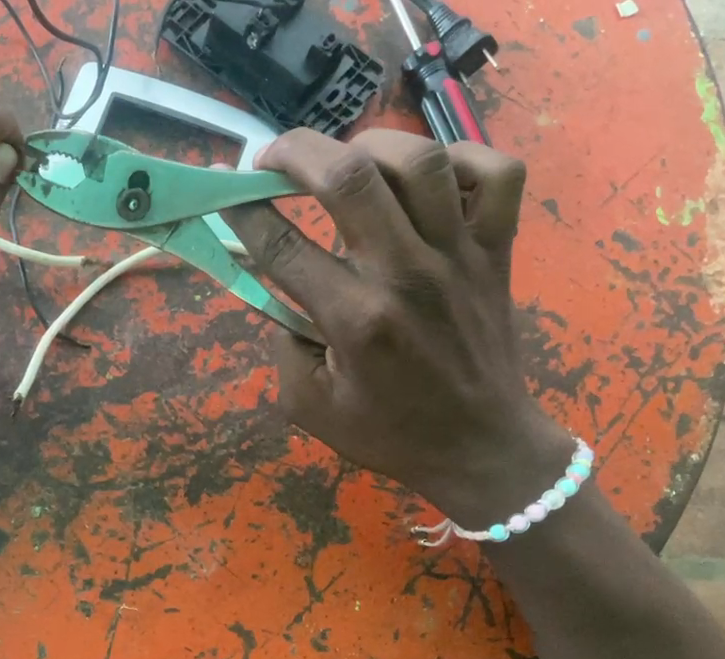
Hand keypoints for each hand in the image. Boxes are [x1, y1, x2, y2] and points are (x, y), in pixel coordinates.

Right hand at [221, 129, 575, 526]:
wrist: (480, 446)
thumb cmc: (389, 433)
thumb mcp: (309, 407)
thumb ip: (284, 348)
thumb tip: (281, 292)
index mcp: (354, 320)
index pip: (285, 246)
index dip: (246, 213)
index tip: (228, 197)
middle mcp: (405, 274)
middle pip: (349, 178)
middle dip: (297, 152)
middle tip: (272, 158)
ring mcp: (458, 255)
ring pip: (419, 159)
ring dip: (369, 145)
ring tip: (343, 159)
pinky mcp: (496, 248)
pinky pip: (495, 172)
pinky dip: (460, 155)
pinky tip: (425, 173)